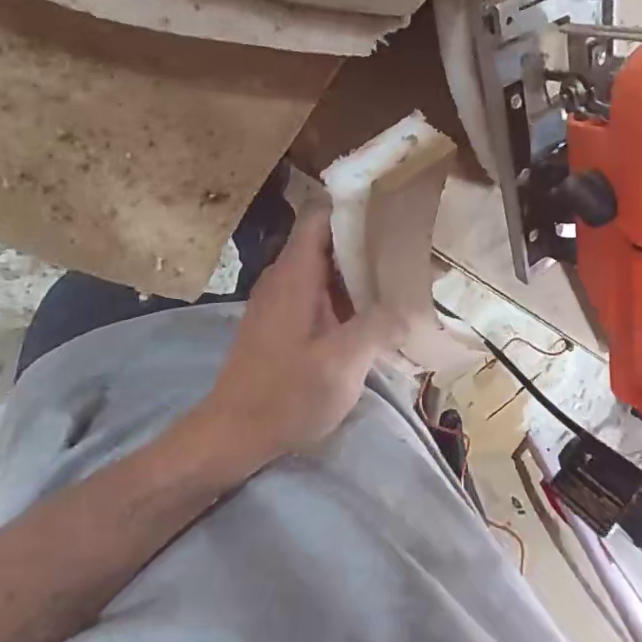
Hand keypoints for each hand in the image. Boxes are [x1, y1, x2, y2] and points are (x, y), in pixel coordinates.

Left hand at [194, 208, 402, 468]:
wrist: (232, 434)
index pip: (321, 215)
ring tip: (399, 275)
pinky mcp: (280, 321)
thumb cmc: (285, 396)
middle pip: (326, 238)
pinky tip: (370, 312)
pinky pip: (316, 290)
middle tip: (410, 246)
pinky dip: (344, 293)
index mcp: (295, 275)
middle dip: (366, 239)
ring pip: (323, 266)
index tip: (395, 209)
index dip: (356, 206)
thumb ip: (377, 326)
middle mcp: (283, 277)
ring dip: (357, 269)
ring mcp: (279, 299)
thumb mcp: (342, 364)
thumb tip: (407, 305)